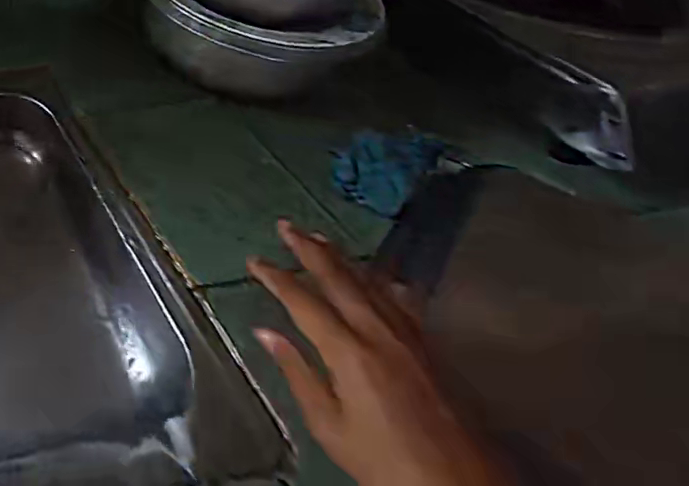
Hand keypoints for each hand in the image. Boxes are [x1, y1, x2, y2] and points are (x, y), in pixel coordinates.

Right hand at [248, 220, 511, 485]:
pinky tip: (384, 277)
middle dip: (309, 250)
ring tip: (321, 238)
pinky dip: (387, 285)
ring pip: (372, 286)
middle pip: (340, 281)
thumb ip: (298, 374)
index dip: (275, 277)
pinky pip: (406, 306)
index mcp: (349, 353)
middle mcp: (380, 337)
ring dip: (343, 260)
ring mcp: (413, 343)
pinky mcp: (435, 355)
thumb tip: (265, 332)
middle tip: (286, 226)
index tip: (254, 261)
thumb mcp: (330, 427)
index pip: (302, 301)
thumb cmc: (388, 464)